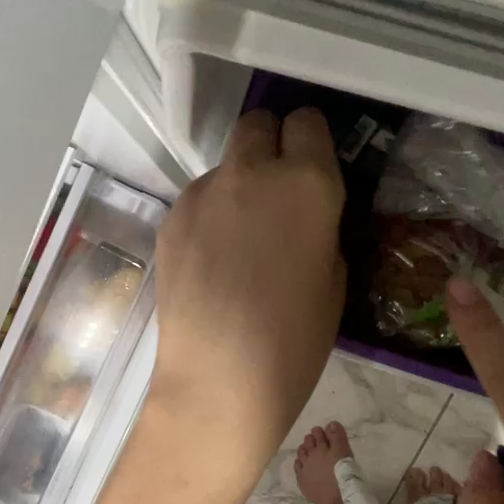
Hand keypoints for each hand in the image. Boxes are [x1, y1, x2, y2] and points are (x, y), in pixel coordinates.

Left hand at [150, 108, 346, 467]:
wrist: (218, 381)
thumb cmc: (293, 343)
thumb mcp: (334, 282)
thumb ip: (322, 231)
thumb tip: (306, 218)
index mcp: (306, 183)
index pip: (307, 122)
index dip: (309, 144)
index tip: (310, 172)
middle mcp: (251, 173)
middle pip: (256, 126)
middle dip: (269, 148)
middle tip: (274, 196)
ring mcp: (201, 194)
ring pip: (223, 168)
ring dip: (236, 189)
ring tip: (238, 248)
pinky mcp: (169, 221)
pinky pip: (197, 203)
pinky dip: (208, 220)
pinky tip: (211, 267)